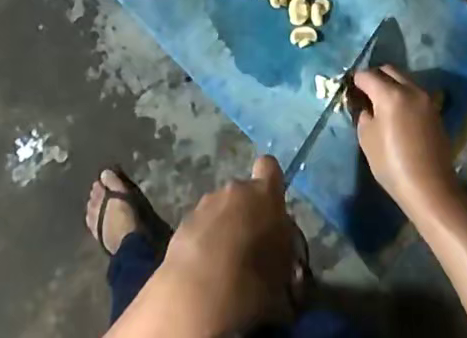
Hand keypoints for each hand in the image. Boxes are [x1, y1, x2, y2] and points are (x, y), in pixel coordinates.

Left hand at [156, 154, 294, 331]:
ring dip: (220, 230)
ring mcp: (204, 206)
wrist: (202, 299)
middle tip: (246, 247)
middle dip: (243, 213)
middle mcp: (233, 191)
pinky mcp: (181, 226)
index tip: (269, 203)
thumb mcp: (285, 266)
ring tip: (221, 266)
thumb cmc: (256, 281)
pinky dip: (200, 245)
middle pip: (241, 193)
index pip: (269, 166)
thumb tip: (276, 239)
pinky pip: (197, 230)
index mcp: (263, 194)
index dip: (270, 181)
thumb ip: (281, 242)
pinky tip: (201, 274)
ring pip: (216, 211)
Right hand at [351, 66, 459, 212]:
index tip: (350, 89)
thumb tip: (367, 107)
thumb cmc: (392, 164)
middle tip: (365, 92)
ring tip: (382, 103)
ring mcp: (426, 100)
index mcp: (390, 94)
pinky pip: (415, 94)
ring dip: (392, 85)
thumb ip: (363, 115)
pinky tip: (398, 114)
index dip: (356, 80)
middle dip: (375, 76)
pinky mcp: (435, 112)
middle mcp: (410, 89)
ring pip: (405, 80)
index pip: (367, 75)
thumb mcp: (367, 139)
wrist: (430, 187)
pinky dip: (404, 96)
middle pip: (389, 70)